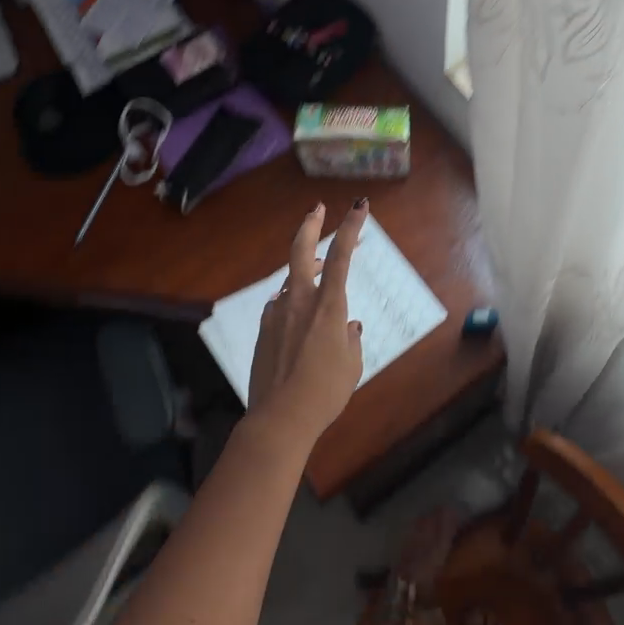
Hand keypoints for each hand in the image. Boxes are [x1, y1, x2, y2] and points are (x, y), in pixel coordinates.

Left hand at [248, 200, 367, 448]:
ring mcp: (277, 314)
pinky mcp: (263, 331)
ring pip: (290, 282)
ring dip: (305, 275)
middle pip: (301, 250)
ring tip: (319, 276)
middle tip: (317, 208)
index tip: (360, 206)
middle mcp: (300, 301)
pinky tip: (298, 321)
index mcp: (328, 306)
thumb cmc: (325, 392)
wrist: (280, 418)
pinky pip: (280, 307)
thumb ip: (351, 339)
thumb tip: (348, 326)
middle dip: (310, 224)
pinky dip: (292, 304)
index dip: (351, 227)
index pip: (342, 256)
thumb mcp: (352, 365)